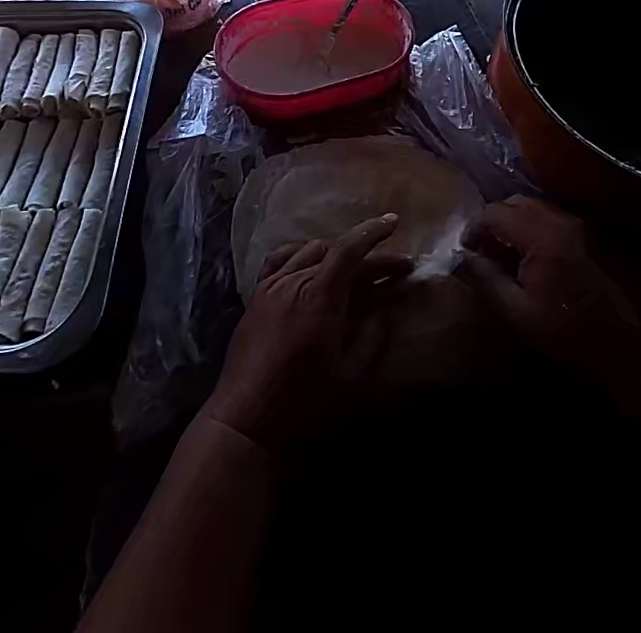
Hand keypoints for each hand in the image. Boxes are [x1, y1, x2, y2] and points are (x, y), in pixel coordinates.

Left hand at [201, 215, 409, 449]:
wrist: (246, 417)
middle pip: (332, 253)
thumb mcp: (352, 376)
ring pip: (306, 252)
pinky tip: (310, 264)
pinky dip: (301, 255)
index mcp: (319, 297)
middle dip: (366, 256)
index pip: (348, 250)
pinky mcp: (256, 297)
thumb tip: (384, 308)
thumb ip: (372, 335)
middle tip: (394, 270)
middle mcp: (292, 282)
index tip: (393, 223)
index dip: (372, 233)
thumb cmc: (304, 403)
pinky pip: (280, 262)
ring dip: (335, 254)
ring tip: (357, 268)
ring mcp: (269, 287)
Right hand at [454, 197, 640, 376]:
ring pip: (541, 211)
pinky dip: (541, 234)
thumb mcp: (519, 313)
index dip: (473, 229)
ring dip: (519, 227)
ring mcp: (589, 229)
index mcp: (543, 235)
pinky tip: (541, 265)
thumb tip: (460, 258)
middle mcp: (566, 221)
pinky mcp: (604, 241)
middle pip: (518, 204)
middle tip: (486, 253)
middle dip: (495, 223)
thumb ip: (484, 280)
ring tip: (511, 260)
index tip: (467, 253)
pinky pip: (562, 224)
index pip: (494, 212)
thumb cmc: (576, 335)